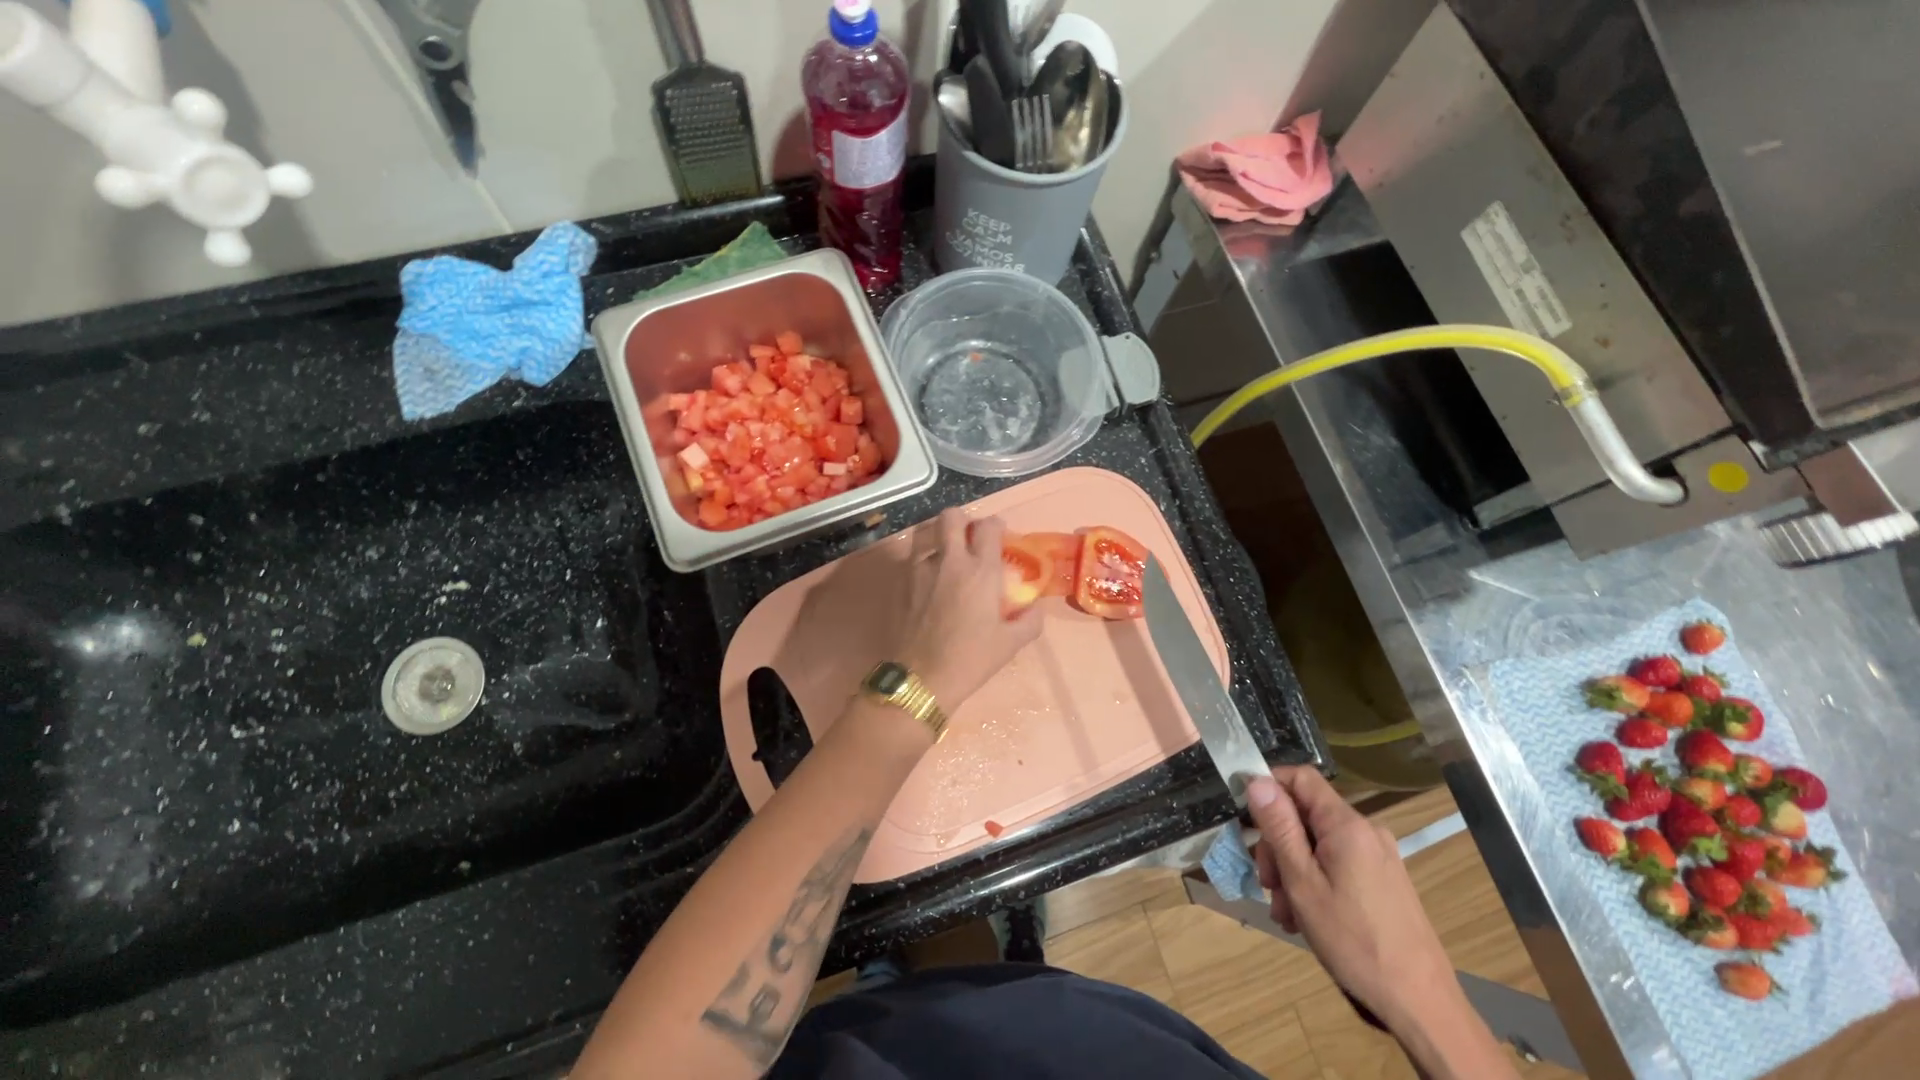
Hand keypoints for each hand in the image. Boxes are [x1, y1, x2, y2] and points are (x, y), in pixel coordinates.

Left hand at [899, 510, 1042, 708]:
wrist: (921, 677)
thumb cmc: (970, 659)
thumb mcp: (1010, 644)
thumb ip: (1030, 621)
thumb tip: (1035, 608)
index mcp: (981, 571)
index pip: (988, 526)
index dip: (995, 525)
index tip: (998, 535)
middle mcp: (950, 560)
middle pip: (951, 516)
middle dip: (962, 520)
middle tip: (968, 538)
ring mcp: (920, 568)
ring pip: (926, 533)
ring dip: (938, 537)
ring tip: (946, 556)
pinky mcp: (900, 582)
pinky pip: (912, 558)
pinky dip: (923, 561)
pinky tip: (929, 582)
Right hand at [1245, 767, 1459, 1031]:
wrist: (1418, 999)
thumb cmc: (1352, 940)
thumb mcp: (1303, 883)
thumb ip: (1279, 828)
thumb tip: (1257, 781)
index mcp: (1347, 825)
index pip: (1301, 778)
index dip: (1268, 787)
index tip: (1244, 819)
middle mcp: (1366, 831)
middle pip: (1306, 815)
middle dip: (1277, 845)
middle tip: (1267, 886)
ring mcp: (1378, 856)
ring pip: (1318, 844)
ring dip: (1293, 871)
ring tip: (1286, 913)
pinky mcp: (1383, 879)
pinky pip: (1337, 865)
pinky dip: (1315, 882)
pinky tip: (1307, 918)